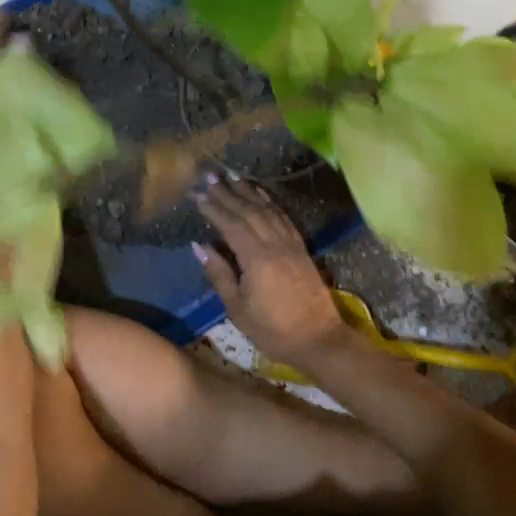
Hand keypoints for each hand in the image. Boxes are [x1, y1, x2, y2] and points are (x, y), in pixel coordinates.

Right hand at [193, 178, 353, 367]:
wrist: (318, 339)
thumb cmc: (273, 330)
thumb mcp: (238, 309)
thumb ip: (219, 274)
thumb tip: (199, 246)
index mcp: (256, 258)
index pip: (231, 224)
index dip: (214, 208)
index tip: (197, 194)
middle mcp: (274, 244)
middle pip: (248, 211)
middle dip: (228, 193)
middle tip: (210, 176)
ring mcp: (291, 244)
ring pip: (267, 210)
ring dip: (248, 192)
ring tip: (232, 176)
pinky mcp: (301, 248)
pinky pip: (283, 218)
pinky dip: (270, 202)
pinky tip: (261, 194)